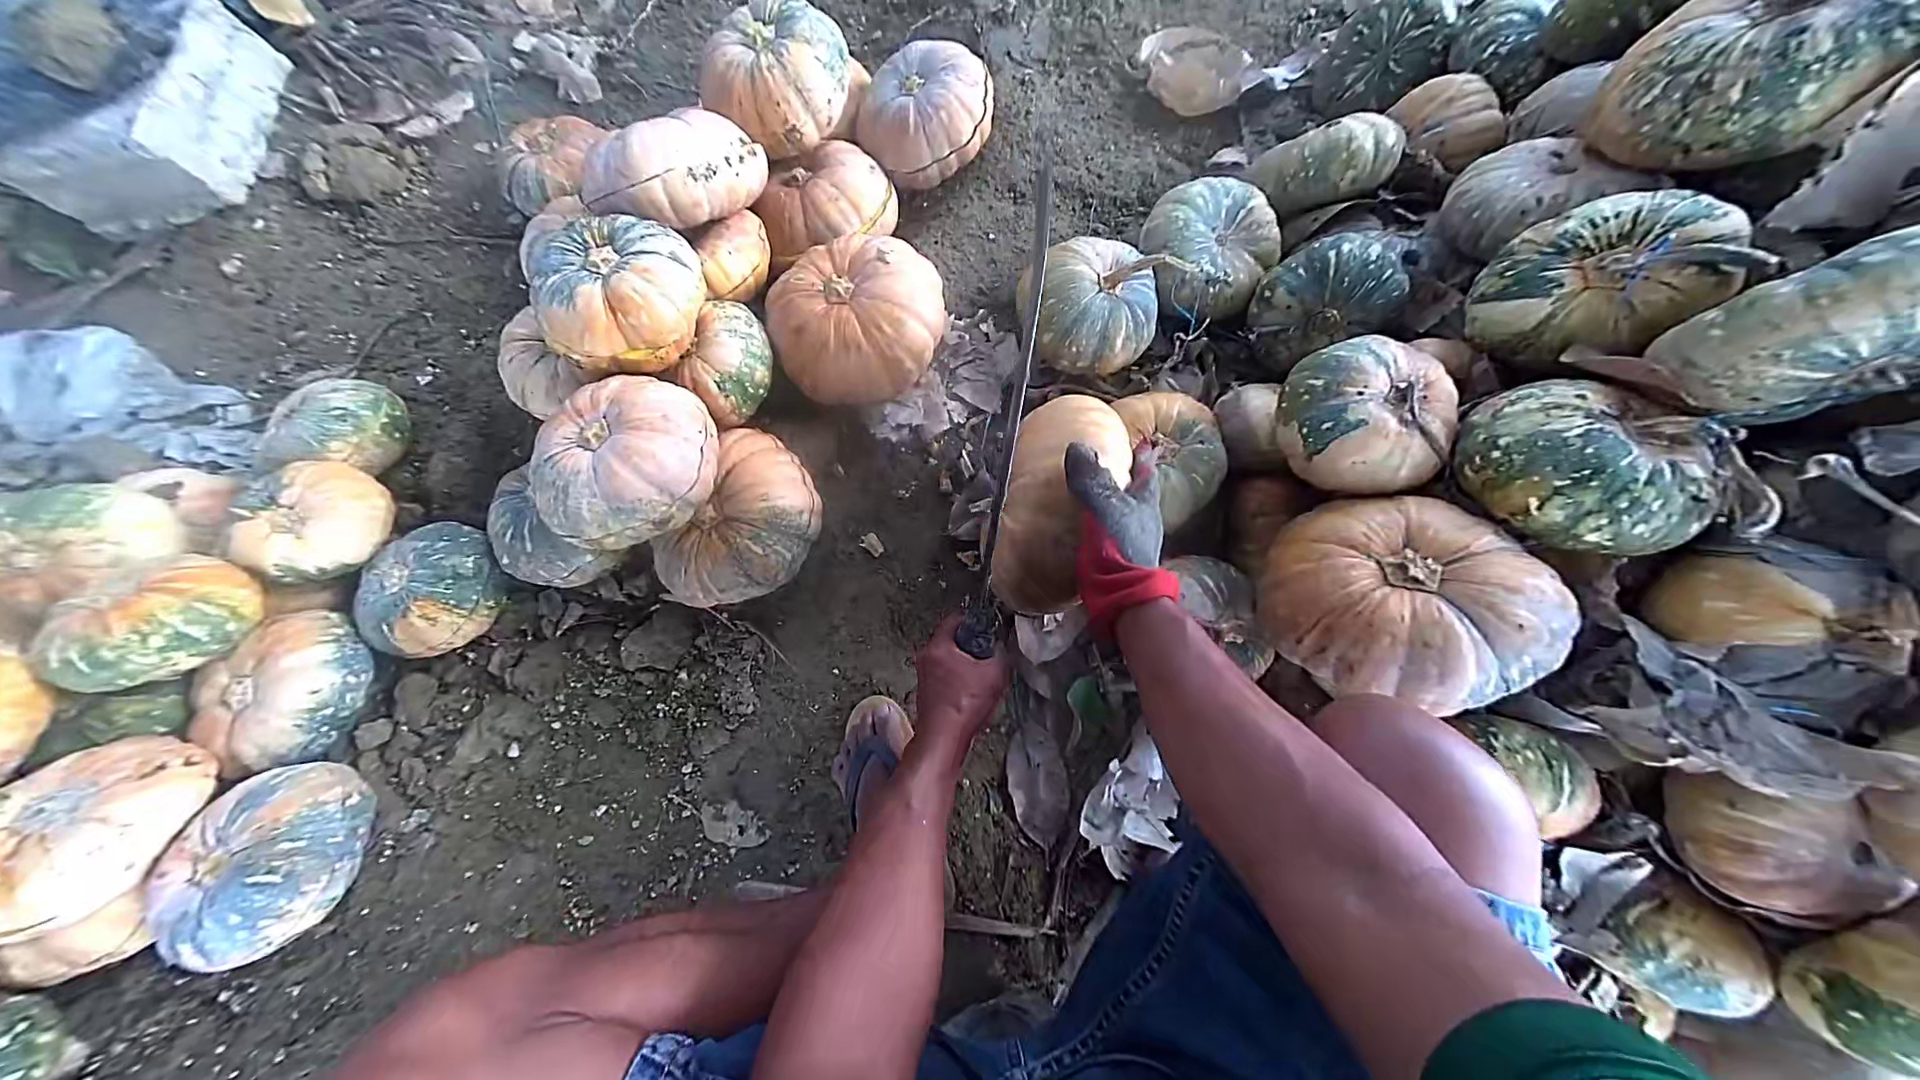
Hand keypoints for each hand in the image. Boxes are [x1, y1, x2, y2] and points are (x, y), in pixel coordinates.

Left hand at [914, 612, 1010, 749]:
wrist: (944, 738)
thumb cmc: (961, 706)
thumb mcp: (995, 673)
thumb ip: (1001, 654)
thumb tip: (1001, 649)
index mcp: (938, 647)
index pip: (953, 620)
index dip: (972, 619)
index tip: (983, 623)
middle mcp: (926, 659)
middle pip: (951, 641)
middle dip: (970, 646)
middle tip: (986, 652)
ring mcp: (924, 677)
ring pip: (948, 661)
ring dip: (965, 666)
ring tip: (981, 677)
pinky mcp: (927, 694)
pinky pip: (946, 679)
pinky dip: (959, 682)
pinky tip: (973, 695)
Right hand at [1066, 440, 1180, 638]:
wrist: (1121, 596)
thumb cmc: (1118, 547)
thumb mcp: (1102, 507)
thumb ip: (1091, 479)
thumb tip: (1078, 447)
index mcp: (1145, 504)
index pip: (1147, 473)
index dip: (1143, 457)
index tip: (1142, 444)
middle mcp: (1145, 522)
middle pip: (1139, 495)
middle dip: (1128, 482)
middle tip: (1113, 470)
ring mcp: (1136, 544)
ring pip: (1127, 517)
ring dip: (1114, 507)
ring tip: (1095, 499)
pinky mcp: (1121, 563)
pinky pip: (1111, 537)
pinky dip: (1101, 529)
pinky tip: (1087, 532)